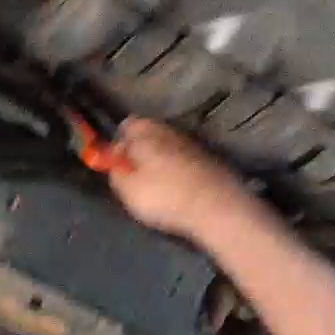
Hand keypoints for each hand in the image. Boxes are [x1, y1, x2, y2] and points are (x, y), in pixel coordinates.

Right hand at [106, 119, 256, 240]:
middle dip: (140, 152)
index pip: (124, 126)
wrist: (219, 207)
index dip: (118, 145)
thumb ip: (115, 173)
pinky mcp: (210, 159)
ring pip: (168, 148)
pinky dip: (181, 172)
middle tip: (137, 179)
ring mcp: (192, 142)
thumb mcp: (127, 189)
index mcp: (144, 129)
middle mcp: (168, 128)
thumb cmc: (165, 195)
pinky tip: (181, 191)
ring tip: (160, 188)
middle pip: (147, 135)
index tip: (119, 166)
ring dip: (162, 162)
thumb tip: (116, 165)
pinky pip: (185, 161)